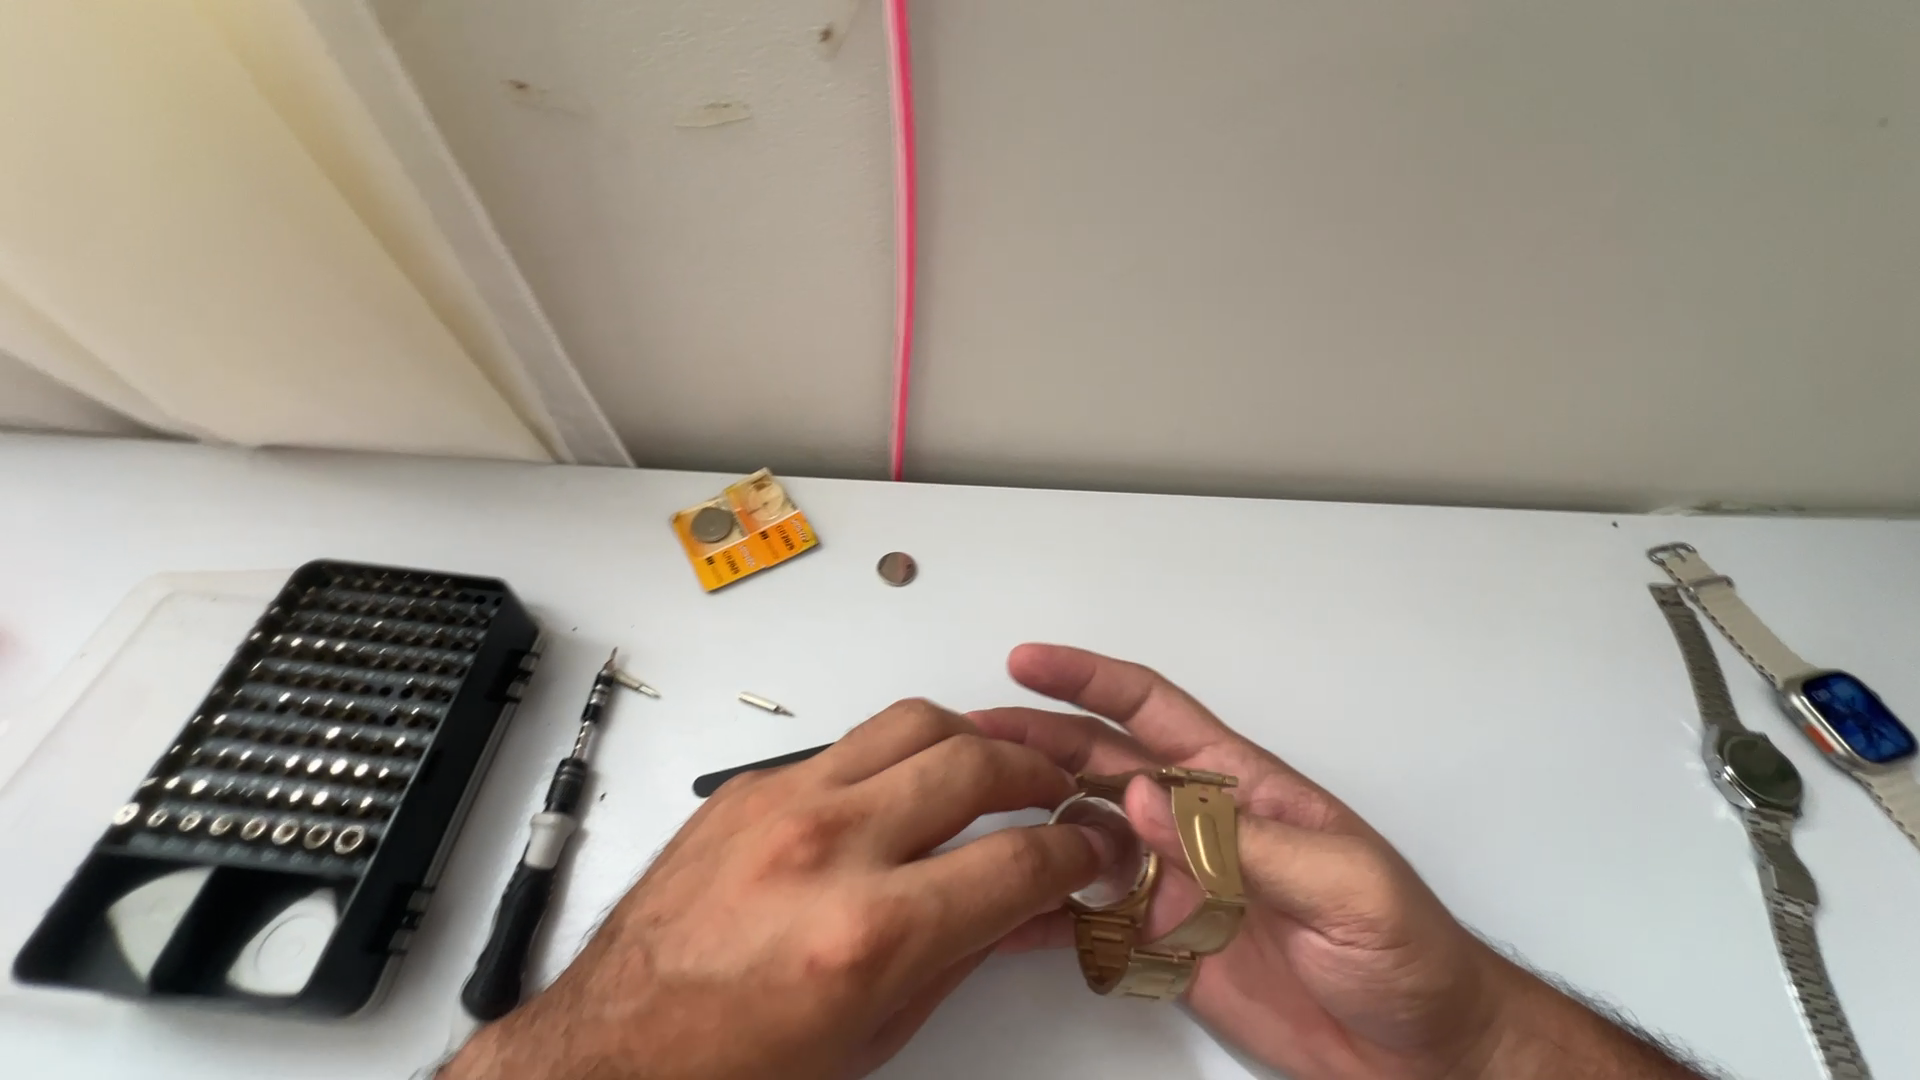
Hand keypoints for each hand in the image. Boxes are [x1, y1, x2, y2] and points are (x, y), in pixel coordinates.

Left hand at [444, 699, 1111, 1079]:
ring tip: (992, 766)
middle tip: (1055, 790)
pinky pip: (850, 742)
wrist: (609, 1052)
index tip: (1088, 849)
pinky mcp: (752, 783)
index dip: (1072, 853)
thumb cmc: (738, 1068)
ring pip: (913, 722)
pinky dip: (898, 753)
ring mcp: (783, 802)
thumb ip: (965, 952)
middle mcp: (827, 849)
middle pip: (973, 764)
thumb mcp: (875, 1032)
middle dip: (1036, 772)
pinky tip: (905, 785)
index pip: (1014, 863)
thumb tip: (1033, 904)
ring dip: (971, 737)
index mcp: (866, 935)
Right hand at [976, 645, 1702, 1079]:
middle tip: (969, 734)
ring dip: (1025, 811)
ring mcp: (1172, 878)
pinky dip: (1042, 902)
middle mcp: (1190, 820)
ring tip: (967, 805)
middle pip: (1094, 760)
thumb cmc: (1404, 953)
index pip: (1146, 708)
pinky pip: (1089, 910)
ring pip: (1080, 828)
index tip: (1027, 660)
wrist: (1422, 1054)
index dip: (1085, 677)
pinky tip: (1003, 901)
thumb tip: (1139, 795)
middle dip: (1032, 738)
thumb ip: (1239, 839)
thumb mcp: (1341, 883)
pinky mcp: (1164, 938)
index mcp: (1232, 784)